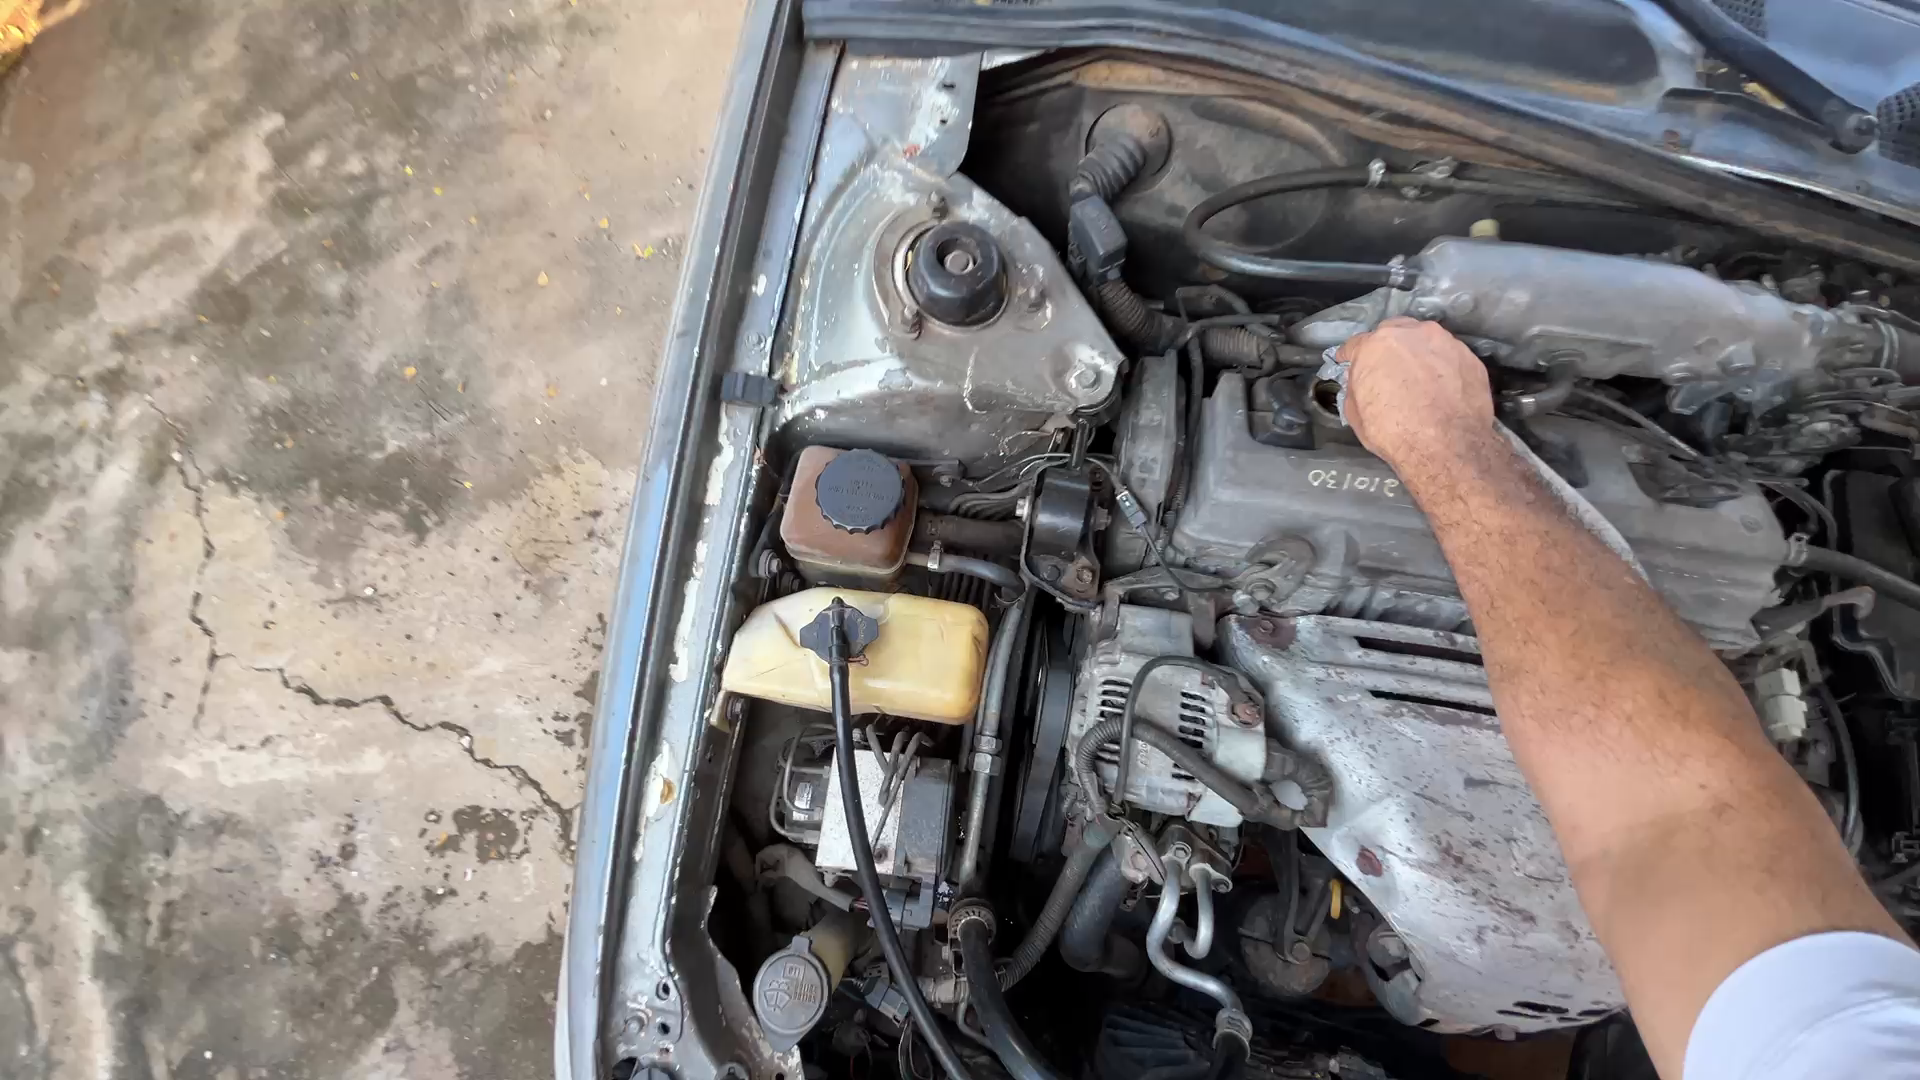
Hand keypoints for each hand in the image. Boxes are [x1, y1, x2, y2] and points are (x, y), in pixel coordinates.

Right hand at [1335, 317, 1494, 469]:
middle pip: (1392, 330)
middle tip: (1383, 367)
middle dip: (1385, 346)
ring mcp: (1444, 342)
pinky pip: (1446, 354)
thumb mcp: (1356, 413)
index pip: (1355, 344)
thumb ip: (1356, 387)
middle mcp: (1410, 335)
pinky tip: (1437, 386)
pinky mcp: (1469, 356)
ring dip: (1414, 352)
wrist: (1446, 444)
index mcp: (1374, 347)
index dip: (1349, 355)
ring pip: (1423, 339)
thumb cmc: (1394, 431)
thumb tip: (1361, 383)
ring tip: (1414, 376)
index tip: (1347, 362)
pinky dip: (1439, 365)